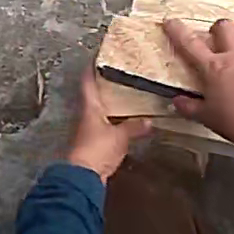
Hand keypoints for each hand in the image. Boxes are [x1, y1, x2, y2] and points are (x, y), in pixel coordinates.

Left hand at [65, 63, 152, 180]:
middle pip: (93, 95)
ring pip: (99, 110)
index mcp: (89, 107)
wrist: (84, 177)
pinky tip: (126, 122)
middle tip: (120, 74)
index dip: (91, 68)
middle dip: (104, 84)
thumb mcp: (120, 136)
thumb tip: (149, 121)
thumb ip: (134, 127)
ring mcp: (88, 129)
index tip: (99, 55)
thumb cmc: (98, 149)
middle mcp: (86, 115)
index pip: (88, 81)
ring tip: (127, 95)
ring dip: (110, 103)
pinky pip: (105, 125)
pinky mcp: (93, 143)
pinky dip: (114, 121)